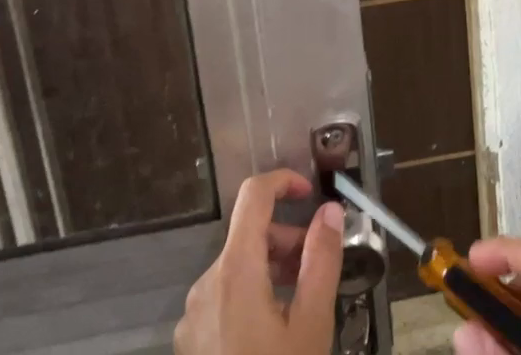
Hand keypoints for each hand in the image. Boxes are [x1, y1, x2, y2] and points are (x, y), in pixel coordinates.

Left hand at [175, 169, 344, 354]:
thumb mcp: (312, 322)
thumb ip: (322, 259)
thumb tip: (330, 210)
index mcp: (235, 270)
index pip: (253, 196)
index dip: (284, 181)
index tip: (312, 192)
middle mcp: (205, 283)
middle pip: (247, 236)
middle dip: (287, 239)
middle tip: (320, 267)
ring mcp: (193, 313)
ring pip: (236, 269)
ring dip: (271, 270)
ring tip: (301, 302)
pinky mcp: (190, 339)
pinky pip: (222, 297)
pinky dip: (251, 295)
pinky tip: (273, 331)